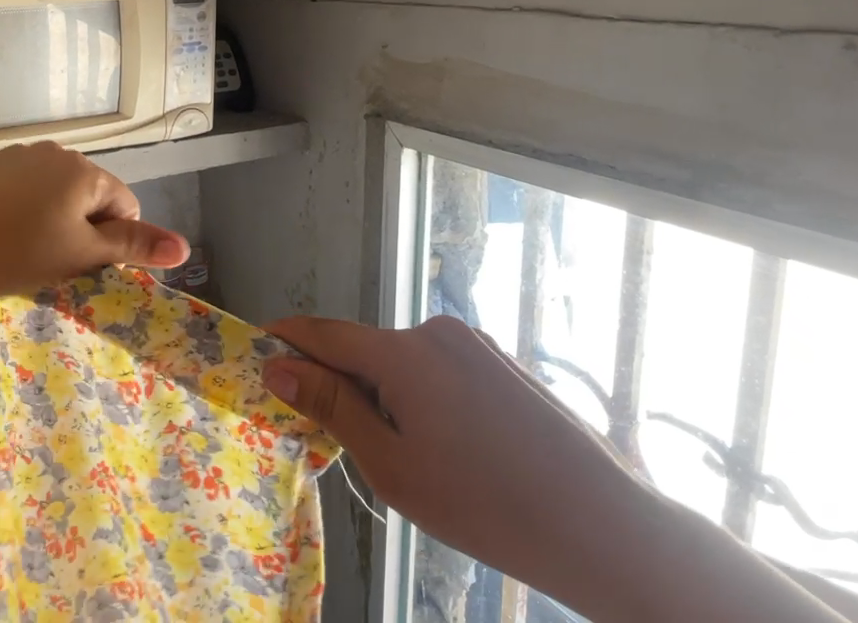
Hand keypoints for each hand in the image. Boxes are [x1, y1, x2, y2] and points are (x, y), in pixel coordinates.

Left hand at [0, 142, 188, 306]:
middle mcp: (53, 152)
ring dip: (49, 217)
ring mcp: (14, 155)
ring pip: (52, 192)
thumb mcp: (79, 255)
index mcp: (83, 170)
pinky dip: (18, 209)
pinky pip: (19, 188)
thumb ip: (134, 247)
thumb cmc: (14, 255)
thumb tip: (185, 247)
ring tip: (20, 249)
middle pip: (87, 195)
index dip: (111, 240)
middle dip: (80, 227)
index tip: (80, 263)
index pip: (124, 205)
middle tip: (51, 260)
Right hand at [261, 315, 649, 595]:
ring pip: (403, 361)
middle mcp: (437, 333)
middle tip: (338, 440)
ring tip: (409, 458)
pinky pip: (439, 369)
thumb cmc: (483, 503)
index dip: (284, 341)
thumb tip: (278, 366)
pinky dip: (422, 396)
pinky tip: (451, 449)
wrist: (602, 525)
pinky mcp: (501, 364)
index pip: (323, 332)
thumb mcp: (391, 465)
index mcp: (404, 352)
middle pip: (364, 348)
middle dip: (340, 382)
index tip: (254, 355)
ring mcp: (475, 345)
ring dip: (385, 394)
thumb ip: (332, 406)